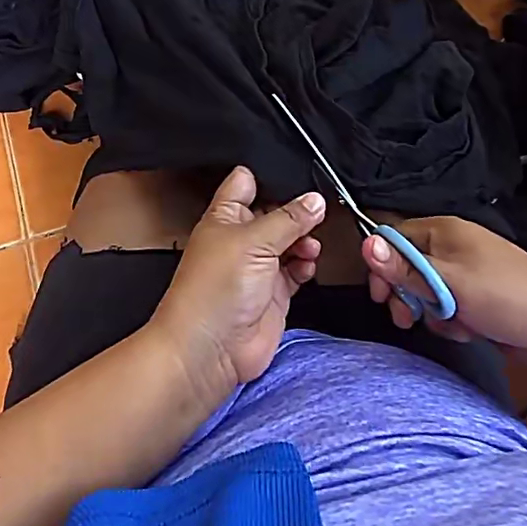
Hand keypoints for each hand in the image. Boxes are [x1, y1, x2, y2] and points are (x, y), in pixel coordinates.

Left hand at [149, 167, 325, 390]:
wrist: (210, 350)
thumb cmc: (213, 292)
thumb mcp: (254, 241)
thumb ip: (289, 218)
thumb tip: (315, 201)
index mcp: (226, 217)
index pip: (245, 183)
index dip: (268, 175)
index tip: (295, 175)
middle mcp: (241, 239)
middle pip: (276, 212)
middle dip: (298, 210)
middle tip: (315, 211)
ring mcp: (258, 266)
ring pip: (291, 241)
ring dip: (306, 239)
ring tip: (309, 244)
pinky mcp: (274, 292)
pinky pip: (298, 270)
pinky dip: (306, 266)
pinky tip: (307, 266)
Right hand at [361, 217, 526, 367]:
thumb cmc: (508, 297)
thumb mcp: (451, 284)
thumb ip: (406, 267)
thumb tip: (365, 244)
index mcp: (446, 231)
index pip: (395, 239)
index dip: (383, 266)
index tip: (382, 295)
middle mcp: (453, 247)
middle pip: (407, 268)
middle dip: (407, 295)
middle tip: (409, 317)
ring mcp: (466, 273)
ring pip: (425, 293)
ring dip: (432, 313)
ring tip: (453, 323)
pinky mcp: (476, 297)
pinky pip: (447, 308)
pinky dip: (451, 321)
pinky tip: (469, 329)